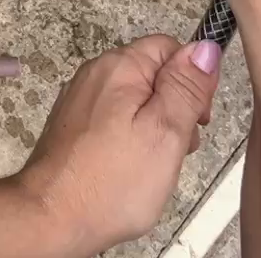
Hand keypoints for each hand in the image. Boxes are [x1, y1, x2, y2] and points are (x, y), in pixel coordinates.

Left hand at [13, 34, 221, 252]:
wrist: (55, 212)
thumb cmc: (111, 180)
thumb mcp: (165, 132)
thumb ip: (186, 88)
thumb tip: (205, 47)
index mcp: (118, 66)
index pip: (168, 47)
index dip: (192, 81)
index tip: (196, 118)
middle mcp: (96, 72)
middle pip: (154, 74)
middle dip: (174, 108)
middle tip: (173, 146)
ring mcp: (83, 96)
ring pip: (138, 98)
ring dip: (156, 126)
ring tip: (153, 163)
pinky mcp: (77, 119)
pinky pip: (118, 116)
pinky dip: (133, 136)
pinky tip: (132, 165)